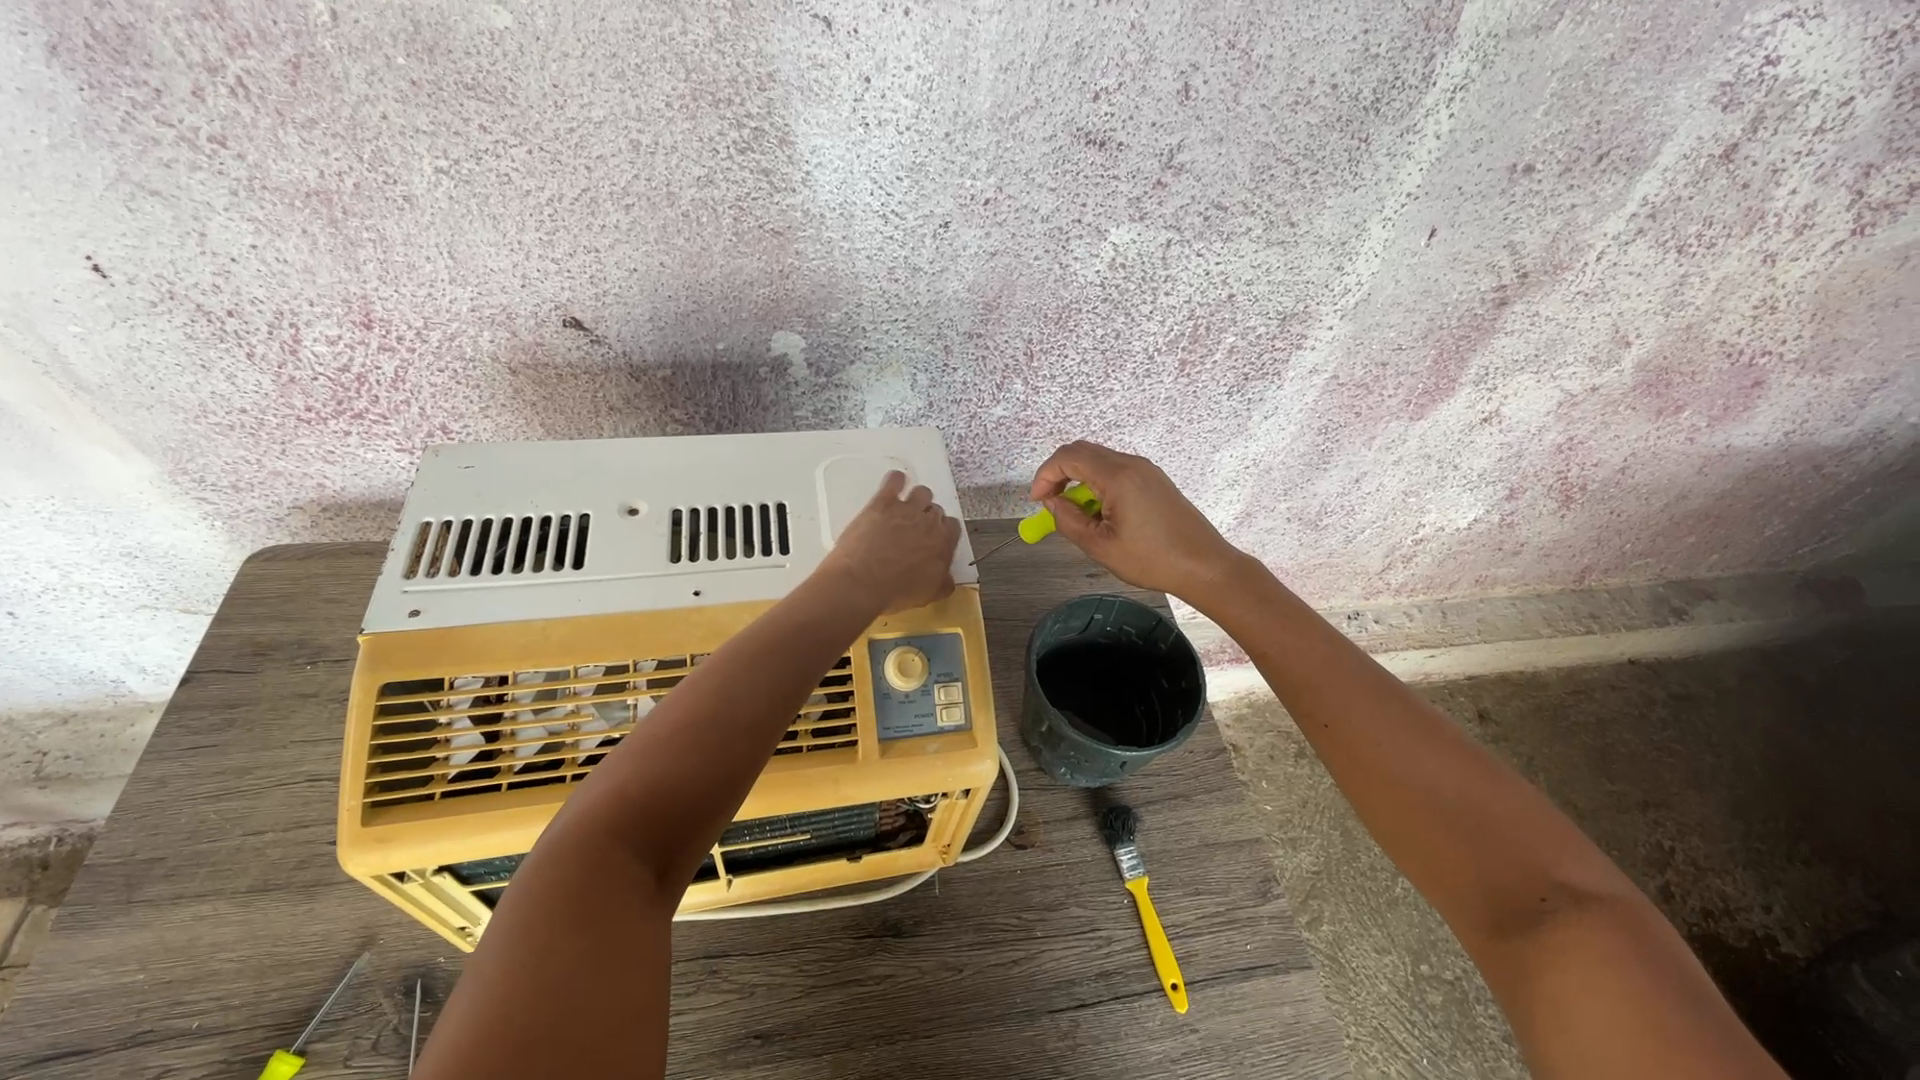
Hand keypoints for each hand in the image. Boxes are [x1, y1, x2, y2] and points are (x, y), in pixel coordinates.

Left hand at [822, 471, 961, 613]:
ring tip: (904, 507)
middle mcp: (929, 522)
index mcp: (943, 544)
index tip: (932, 537)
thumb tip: (948, 579)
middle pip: (936, 509)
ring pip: (921, 492)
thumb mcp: (928, 595)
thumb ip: (943, 582)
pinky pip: (896, 480)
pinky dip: (896, 480)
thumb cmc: (894, 592)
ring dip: (916, 498)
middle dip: (927, 516)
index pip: (952, 527)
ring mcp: (906, 509)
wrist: (860, 583)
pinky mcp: (883, 502)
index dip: (942, 531)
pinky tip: (893, 484)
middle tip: (914, 527)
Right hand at [1029, 440, 1248, 603]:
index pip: (1068, 457)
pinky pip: (1116, 470)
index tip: (1037, 501)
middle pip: (1083, 451)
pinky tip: (1099, 512)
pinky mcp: (1154, 480)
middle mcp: (1132, 464)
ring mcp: (1146, 470)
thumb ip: (1068, 520)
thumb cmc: (1152, 559)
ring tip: (1075, 512)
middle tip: (1049, 503)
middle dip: (1059, 473)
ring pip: (1099, 460)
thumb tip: (1052, 503)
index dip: (1045, 475)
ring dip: (1078, 479)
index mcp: (1118, 476)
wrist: (1204, 565)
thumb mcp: (1100, 546)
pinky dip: (1097, 483)